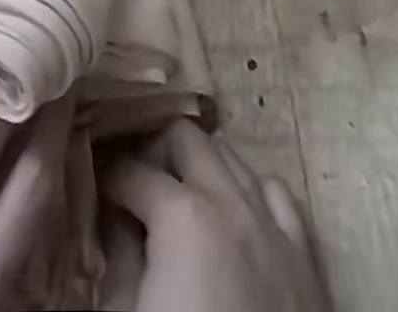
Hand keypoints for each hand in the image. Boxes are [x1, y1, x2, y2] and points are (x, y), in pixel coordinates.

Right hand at [101, 121, 327, 311]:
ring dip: (198, 165)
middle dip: (151, 151)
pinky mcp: (306, 258)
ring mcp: (275, 226)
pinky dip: (248, 189)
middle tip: (131, 186)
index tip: (91, 188)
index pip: (128, 168)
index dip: (104, 175)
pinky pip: (275, 194)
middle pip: (184, 137)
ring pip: (231, 155)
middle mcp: (231, 202)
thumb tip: (114, 218)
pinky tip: (231, 216)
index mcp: (181, 213)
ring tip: (175, 196)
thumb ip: (119, 253)